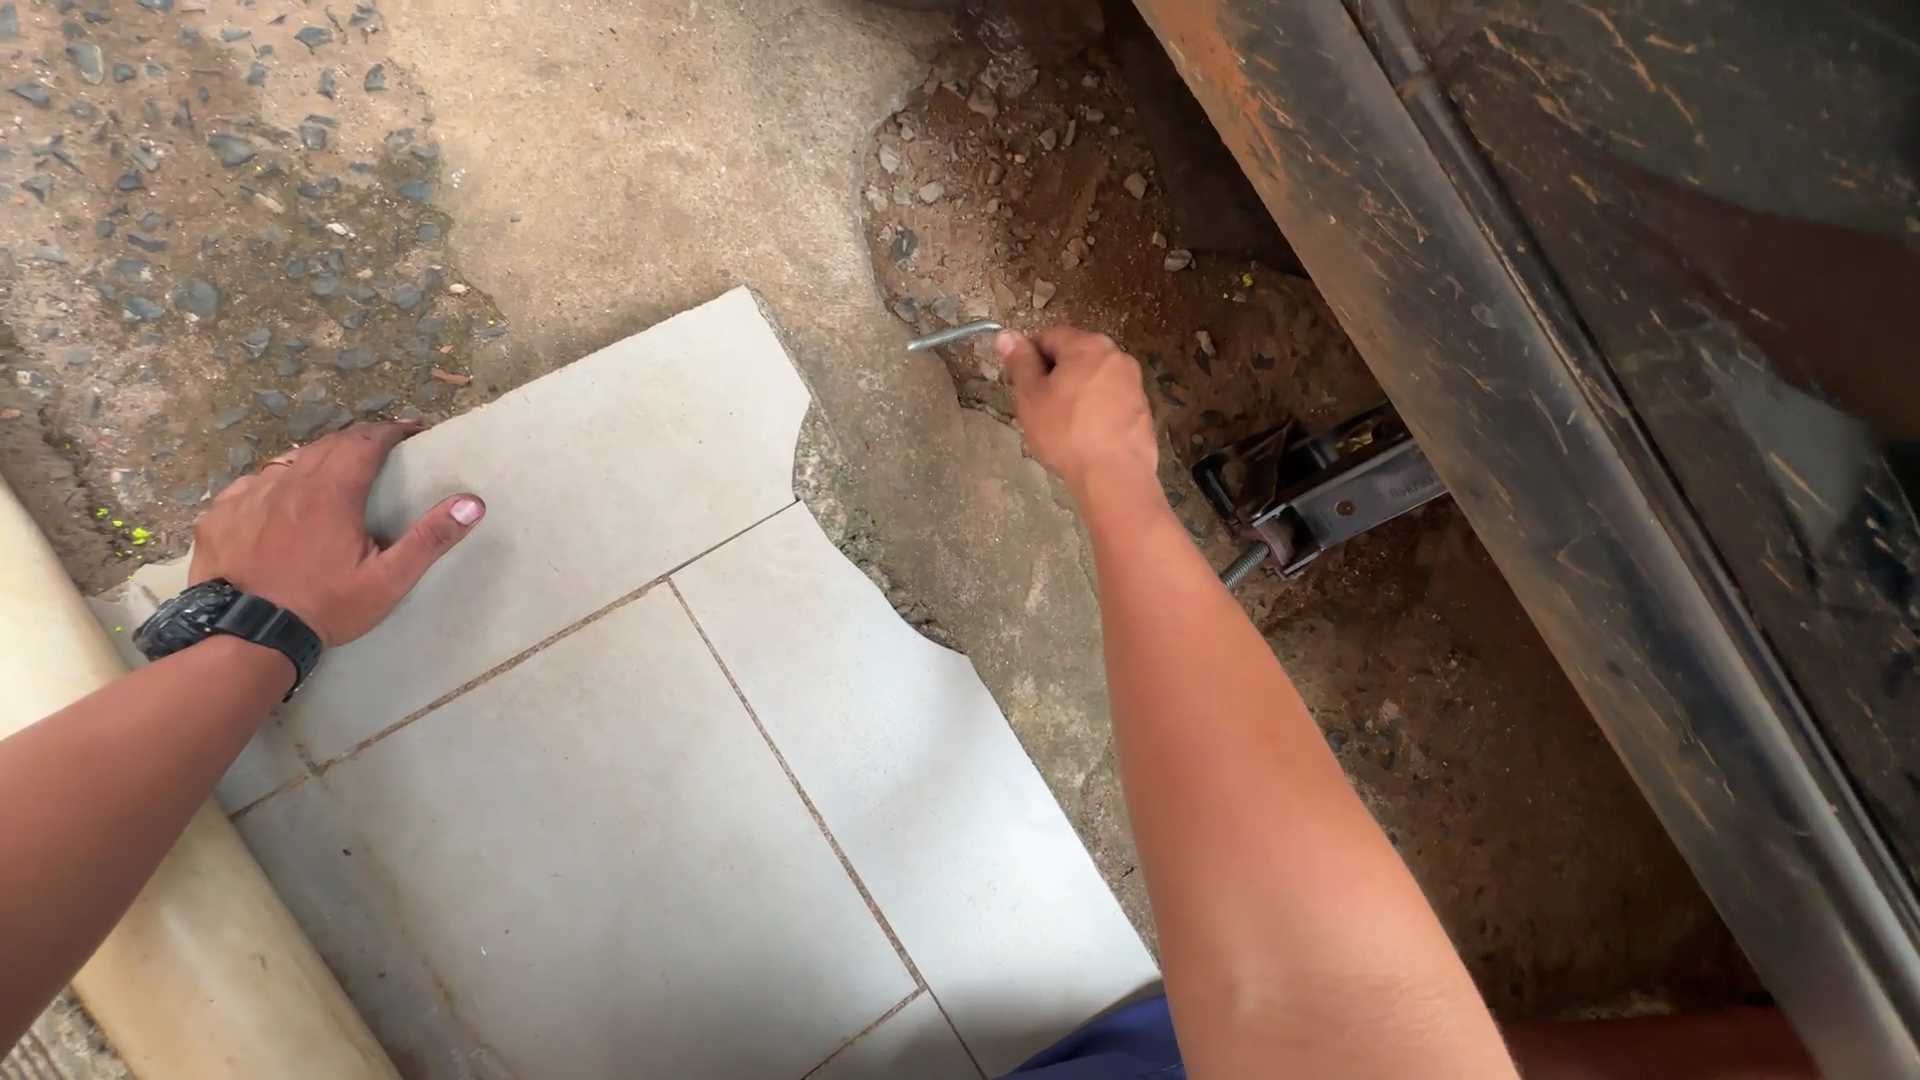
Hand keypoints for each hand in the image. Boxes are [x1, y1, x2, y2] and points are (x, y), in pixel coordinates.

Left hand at [188, 422, 484, 646]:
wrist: (244, 637)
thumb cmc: (326, 606)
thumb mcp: (391, 578)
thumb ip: (431, 538)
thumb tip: (472, 503)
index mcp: (331, 493)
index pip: (363, 443)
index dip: (391, 430)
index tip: (413, 429)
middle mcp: (287, 484)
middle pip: (327, 445)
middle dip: (359, 440)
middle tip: (383, 448)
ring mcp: (247, 498)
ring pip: (288, 462)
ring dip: (319, 459)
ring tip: (336, 472)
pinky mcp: (219, 517)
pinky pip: (252, 484)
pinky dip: (277, 482)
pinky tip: (283, 500)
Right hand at [998, 327, 1157, 493]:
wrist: (1114, 474)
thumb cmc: (1065, 432)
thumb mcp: (1031, 396)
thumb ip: (1020, 362)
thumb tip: (1006, 336)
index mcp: (1087, 345)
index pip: (1049, 336)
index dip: (1029, 358)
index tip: (1021, 384)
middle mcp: (1116, 356)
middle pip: (1075, 357)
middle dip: (1054, 377)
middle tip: (1038, 409)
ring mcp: (1134, 383)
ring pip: (1093, 380)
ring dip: (1075, 395)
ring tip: (1061, 427)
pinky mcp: (1142, 410)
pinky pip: (1110, 402)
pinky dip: (1095, 412)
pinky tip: (1084, 437)